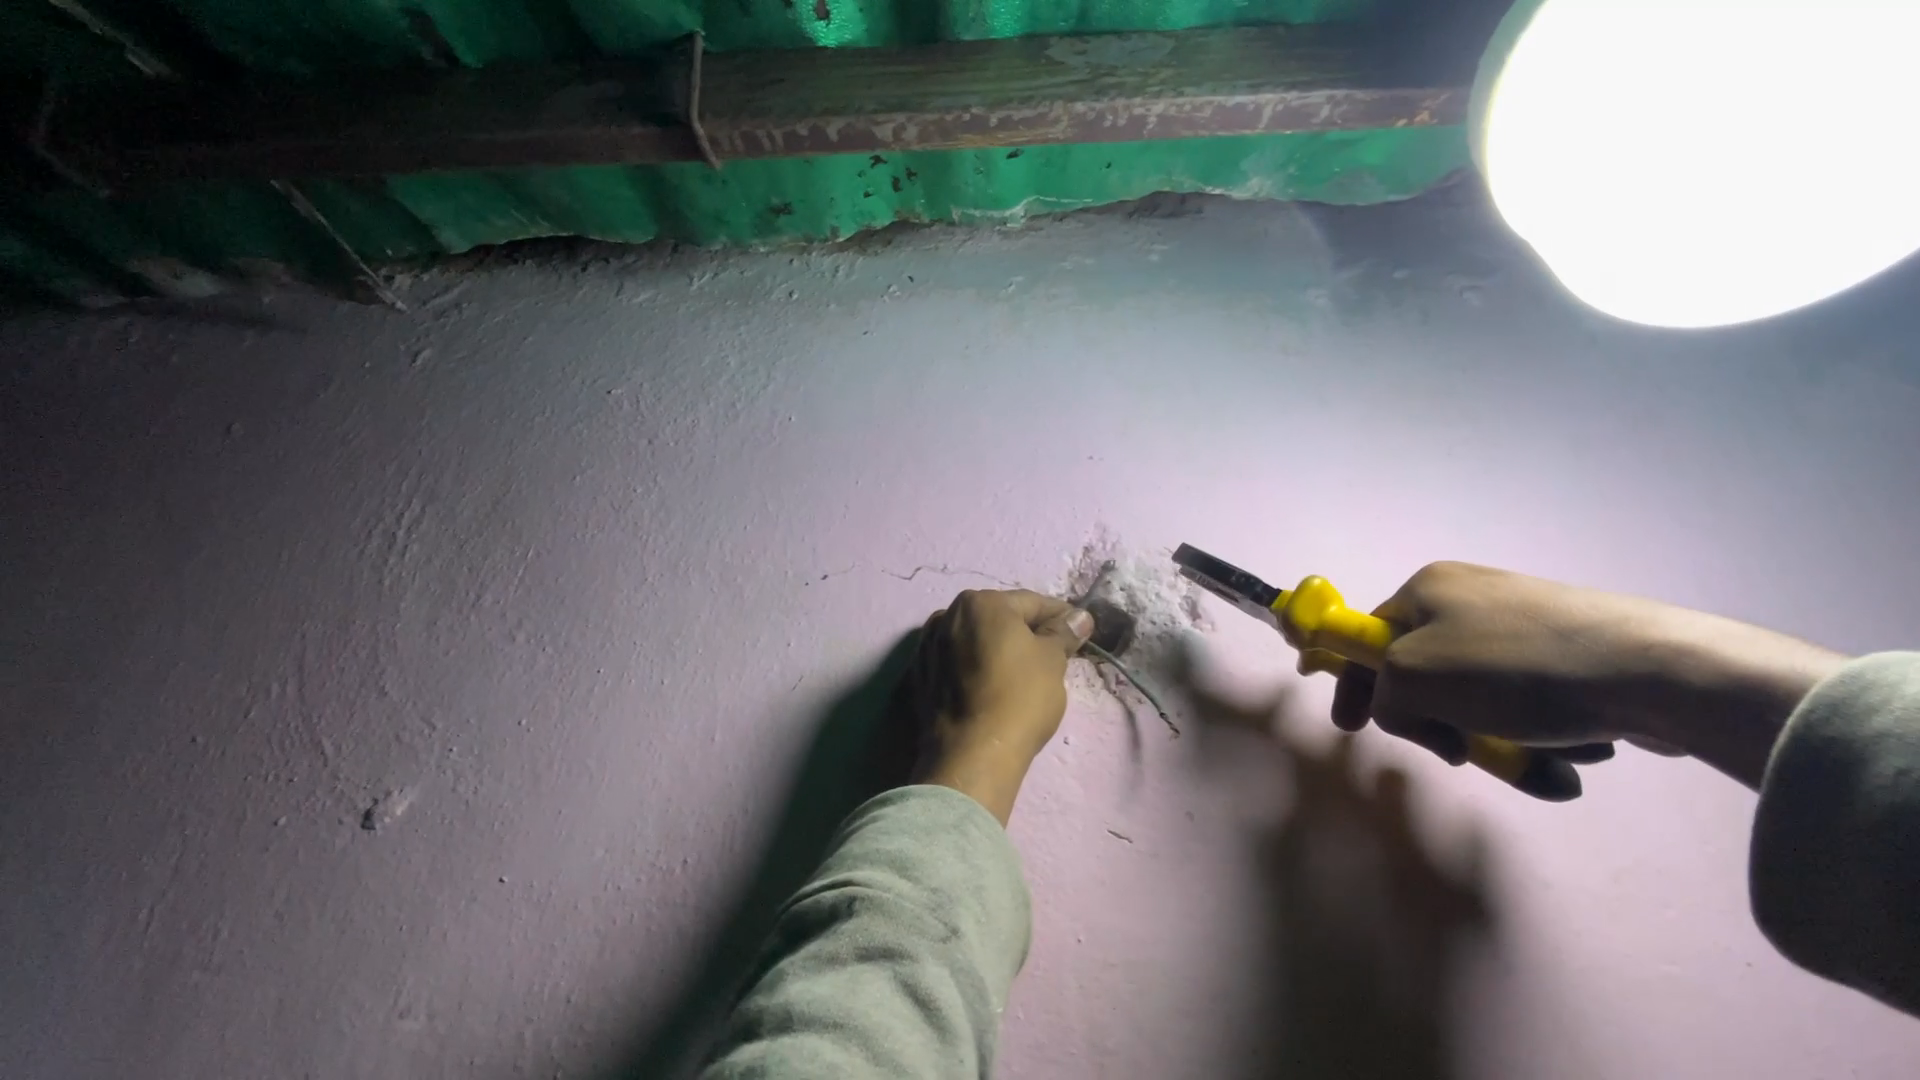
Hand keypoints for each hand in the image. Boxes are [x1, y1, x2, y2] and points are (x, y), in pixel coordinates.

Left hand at [906, 589, 1093, 822]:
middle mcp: (946, 615)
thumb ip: (1062, 633)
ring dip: (996, 650)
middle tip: (1052, 654)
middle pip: (998, 619)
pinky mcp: (919, 678)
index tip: (1078, 631)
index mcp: (980, 603)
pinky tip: (990, 689)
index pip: (1031, 603)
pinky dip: (973, 670)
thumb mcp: (1052, 661)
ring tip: (1020, 674)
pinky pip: (956, 664)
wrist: (971, 754)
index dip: (1060, 616)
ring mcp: (927, 647)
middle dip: (1024, 632)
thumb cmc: (1019, 698)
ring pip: (974, 641)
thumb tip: (1078, 618)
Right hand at [1331, 562, 1844, 787]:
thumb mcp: (1412, 680)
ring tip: (1540, 757)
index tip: (1351, 728)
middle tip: (1456, 753)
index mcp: (1428, 589)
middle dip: (1437, 722)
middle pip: (1423, 673)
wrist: (1655, 670)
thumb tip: (1411, 712)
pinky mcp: (1572, 653)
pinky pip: (1530, 702)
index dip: (1352, 683)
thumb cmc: (1513, 668)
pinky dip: (1541, 733)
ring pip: (1479, 697)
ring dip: (1497, 737)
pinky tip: (1574, 749)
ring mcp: (1526, 624)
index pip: (1365, 637)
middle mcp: (1472, 599)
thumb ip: (1381, 696)